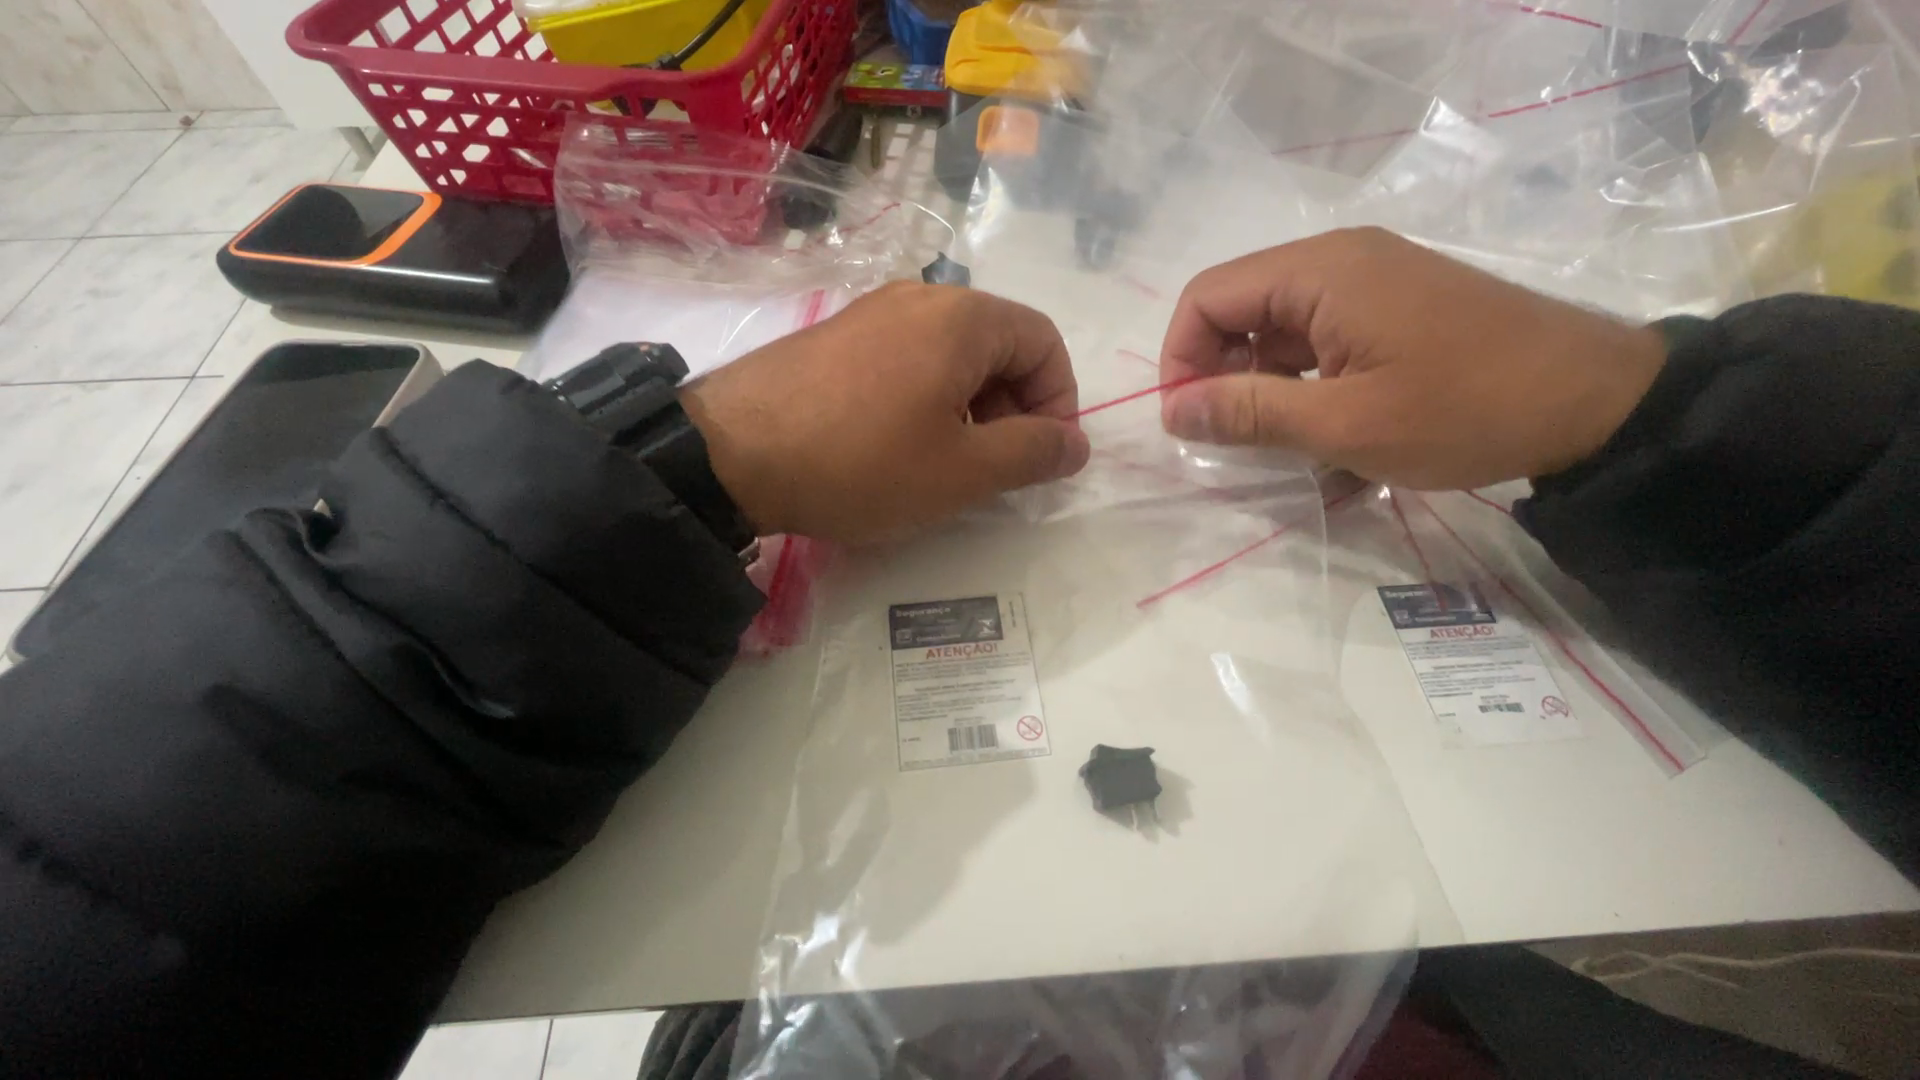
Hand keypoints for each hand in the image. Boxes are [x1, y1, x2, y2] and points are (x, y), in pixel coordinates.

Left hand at [682, 283, 1090, 542]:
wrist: (731, 453)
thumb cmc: (863, 462)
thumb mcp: (963, 471)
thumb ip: (1033, 453)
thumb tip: (1076, 443)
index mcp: (963, 317)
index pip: (1045, 341)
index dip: (1059, 402)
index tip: (1040, 458)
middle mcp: (920, 297)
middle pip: (999, 344)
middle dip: (1014, 407)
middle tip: (993, 469)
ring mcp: (872, 312)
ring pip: (952, 355)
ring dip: (970, 407)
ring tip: (945, 464)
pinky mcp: (836, 336)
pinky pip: (907, 359)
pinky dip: (926, 399)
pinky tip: (898, 447)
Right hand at [1158, 228, 1669, 489]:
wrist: (1601, 404)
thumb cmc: (1465, 411)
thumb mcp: (1344, 424)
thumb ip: (1248, 413)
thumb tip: (1172, 412)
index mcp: (1321, 272)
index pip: (1207, 297)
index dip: (1180, 359)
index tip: (1189, 423)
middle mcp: (1339, 261)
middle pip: (1238, 308)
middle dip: (1218, 373)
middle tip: (1230, 438)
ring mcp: (1371, 281)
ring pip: (1277, 327)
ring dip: (1261, 383)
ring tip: (1277, 443)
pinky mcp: (1395, 307)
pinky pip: (1319, 337)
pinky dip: (1302, 382)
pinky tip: (1319, 430)